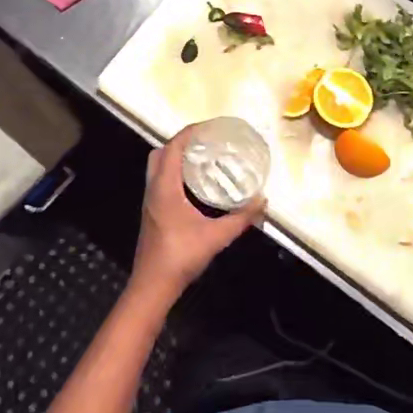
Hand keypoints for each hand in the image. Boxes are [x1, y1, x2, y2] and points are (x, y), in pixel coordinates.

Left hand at [129, 125, 262, 302]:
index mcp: (165, 186)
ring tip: (202, 158)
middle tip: (206, 142)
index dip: (190, 133)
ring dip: (176, 157)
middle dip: (182, 142)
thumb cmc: (181, 256)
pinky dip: (174, 172)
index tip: (211, 127)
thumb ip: (240, 218)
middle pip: (161, 152)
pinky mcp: (152, 211)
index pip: (173, 147)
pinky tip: (194, 184)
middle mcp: (153, 188)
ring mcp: (150, 200)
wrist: (153, 285)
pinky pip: (160, 180)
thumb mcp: (216, 237)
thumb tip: (262, 201)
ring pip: (158, 167)